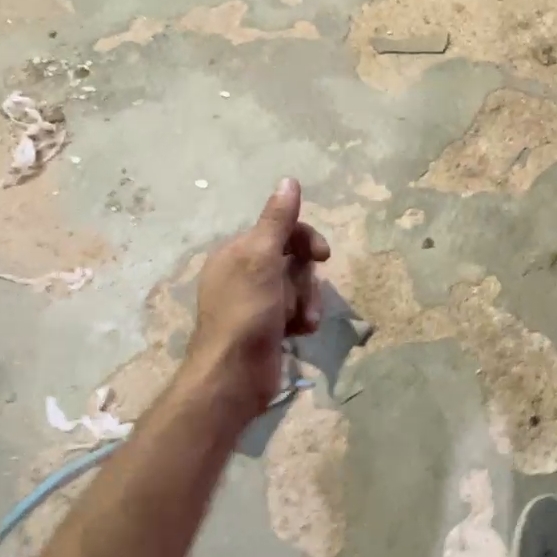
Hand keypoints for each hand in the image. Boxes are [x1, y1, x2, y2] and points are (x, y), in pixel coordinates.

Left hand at [187, 177, 329, 419]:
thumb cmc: (246, 312)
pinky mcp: (266, 326)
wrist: (233, 376)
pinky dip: (302, 317)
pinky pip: (294, 309)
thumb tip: (288, 180)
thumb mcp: (262, 259)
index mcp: (236, 253)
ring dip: (307, 300)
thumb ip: (277, 220)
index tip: (323, 255)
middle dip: (306, 277)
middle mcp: (242, 273)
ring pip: (297, 286)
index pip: (279, 230)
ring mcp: (254, 302)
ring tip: (304, 320)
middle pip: (292, 258)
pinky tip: (300, 331)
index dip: (304, 239)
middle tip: (309, 294)